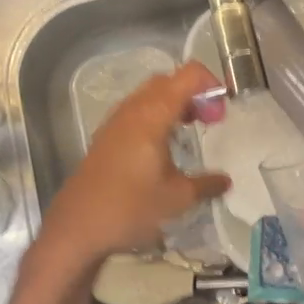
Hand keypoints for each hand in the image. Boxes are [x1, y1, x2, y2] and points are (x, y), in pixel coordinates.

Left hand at [39, 60, 231, 259]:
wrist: (77, 228)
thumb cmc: (130, 209)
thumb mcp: (177, 199)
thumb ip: (206, 184)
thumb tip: (225, 181)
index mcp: (152, 115)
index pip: (188, 75)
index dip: (211, 84)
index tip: (224, 109)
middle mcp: (132, 110)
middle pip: (168, 81)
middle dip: (195, 93)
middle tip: (211, 120)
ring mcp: (115, 122)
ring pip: (150, 95)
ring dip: (174, 104)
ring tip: (191, 130)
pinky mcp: (106, 137)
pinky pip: (137, 112)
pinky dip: (157, 116)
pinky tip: (164, 147)